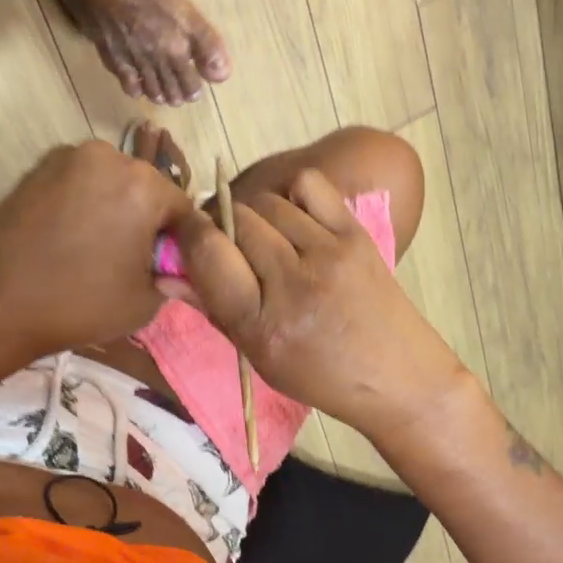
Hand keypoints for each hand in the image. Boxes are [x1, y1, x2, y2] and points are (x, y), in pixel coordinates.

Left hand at [0, 141, 204, 358]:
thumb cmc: (78, 305)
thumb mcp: (145, 303)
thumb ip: (172, 275)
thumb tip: (174, 266)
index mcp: (142, 184)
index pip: (182, 208)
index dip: (179, 241)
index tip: (167, 268)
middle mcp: (107, 156)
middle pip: (144, 189)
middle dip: (144, 221)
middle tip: (131, 262)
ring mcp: (66, 158)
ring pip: (110, 185)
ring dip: (113, 211)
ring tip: (96, 253)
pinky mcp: (36, 169)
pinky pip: (77, 185)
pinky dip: (82, 207)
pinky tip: (69, 241)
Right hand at [161, 169, 466, 433]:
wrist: (398, 376)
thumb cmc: (320, 376)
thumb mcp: (258, 356)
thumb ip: (213, 310)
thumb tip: (164, 274)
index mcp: (261, 324)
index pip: (209, 254)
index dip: (188, 235)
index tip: (185, 237)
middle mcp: (293, 283)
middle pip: (236, 221)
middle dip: (219, 225)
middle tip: (223, 243)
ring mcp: (328, 253)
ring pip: (268, 202)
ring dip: (253, 213)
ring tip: (259, 237)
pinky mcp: (355, 234)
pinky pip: (309, 186)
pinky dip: (290, 194)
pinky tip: (292, 219)